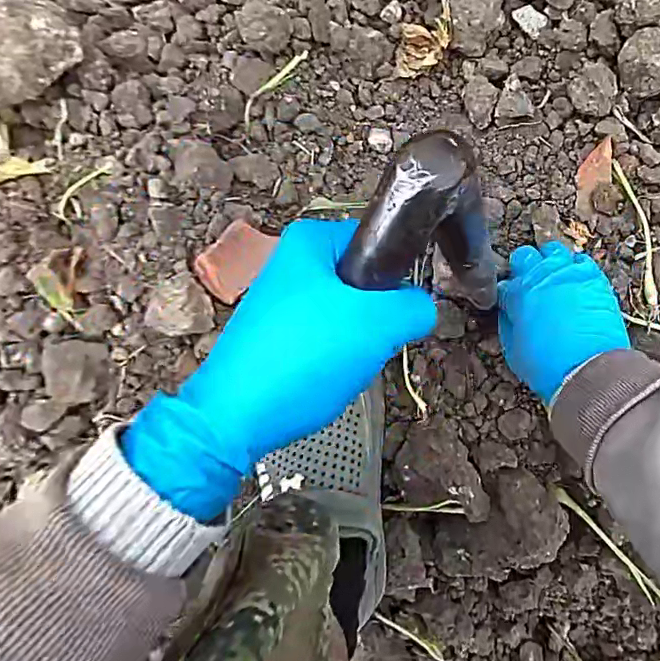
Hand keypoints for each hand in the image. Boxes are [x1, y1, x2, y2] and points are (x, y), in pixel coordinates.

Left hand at [123, 219, 437, 519]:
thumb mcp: (381, 324)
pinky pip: (330, 337)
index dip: (399, 277)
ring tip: (349, 359)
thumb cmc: (302, 358)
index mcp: (310, 240)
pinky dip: (338, 356)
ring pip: (353, 313)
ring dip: (362, 339)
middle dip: (379, 314)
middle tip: (373, 337)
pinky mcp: (279, 334)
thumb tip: (423, 308)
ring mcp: (284, 300)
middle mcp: (292, 262)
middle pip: (368, 282)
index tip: (397, 307)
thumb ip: (418, 307)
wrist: (236, 420)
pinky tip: (330, 374)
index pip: (381, 243)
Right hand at [499, 241, 630, 402]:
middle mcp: (542, 277)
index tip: (512, 297)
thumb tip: (509, 312)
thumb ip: (509, 323)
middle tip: (531, 282)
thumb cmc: (550, 366)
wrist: (588, 369)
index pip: (505, 281)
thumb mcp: (514, 351)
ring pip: (556, 250)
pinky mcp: (595, 278)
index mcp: (518, 294)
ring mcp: (570, 274)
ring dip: (552, 261)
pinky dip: (577, 268)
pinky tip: (577, 281)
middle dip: (526, 265)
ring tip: (554, 277)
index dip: (507, 289)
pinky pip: (583, 262)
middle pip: (527, 255)